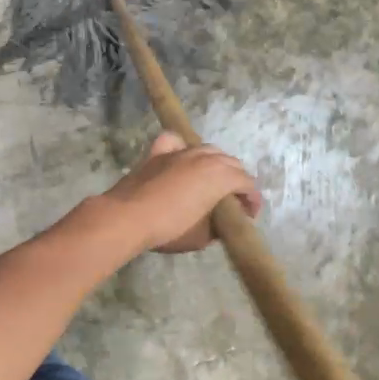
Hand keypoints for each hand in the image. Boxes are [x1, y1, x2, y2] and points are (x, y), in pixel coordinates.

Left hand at [101, 132, 260, 253]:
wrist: (127, 217)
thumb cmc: (168, 229)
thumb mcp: (202, 237)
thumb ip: (216, 226)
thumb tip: (218, 223)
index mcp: (221, 176)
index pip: (247, 183)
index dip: (252, 200)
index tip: (248, 215)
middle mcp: (204, 157)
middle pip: (230, 163)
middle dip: (236, 181)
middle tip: (231, 202)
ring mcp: (179, 152)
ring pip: (207, 150)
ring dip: (215, 164)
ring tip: (210, 182)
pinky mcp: (157, 153)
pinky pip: (175, 142)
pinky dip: (182, 148)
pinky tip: (181, 159)